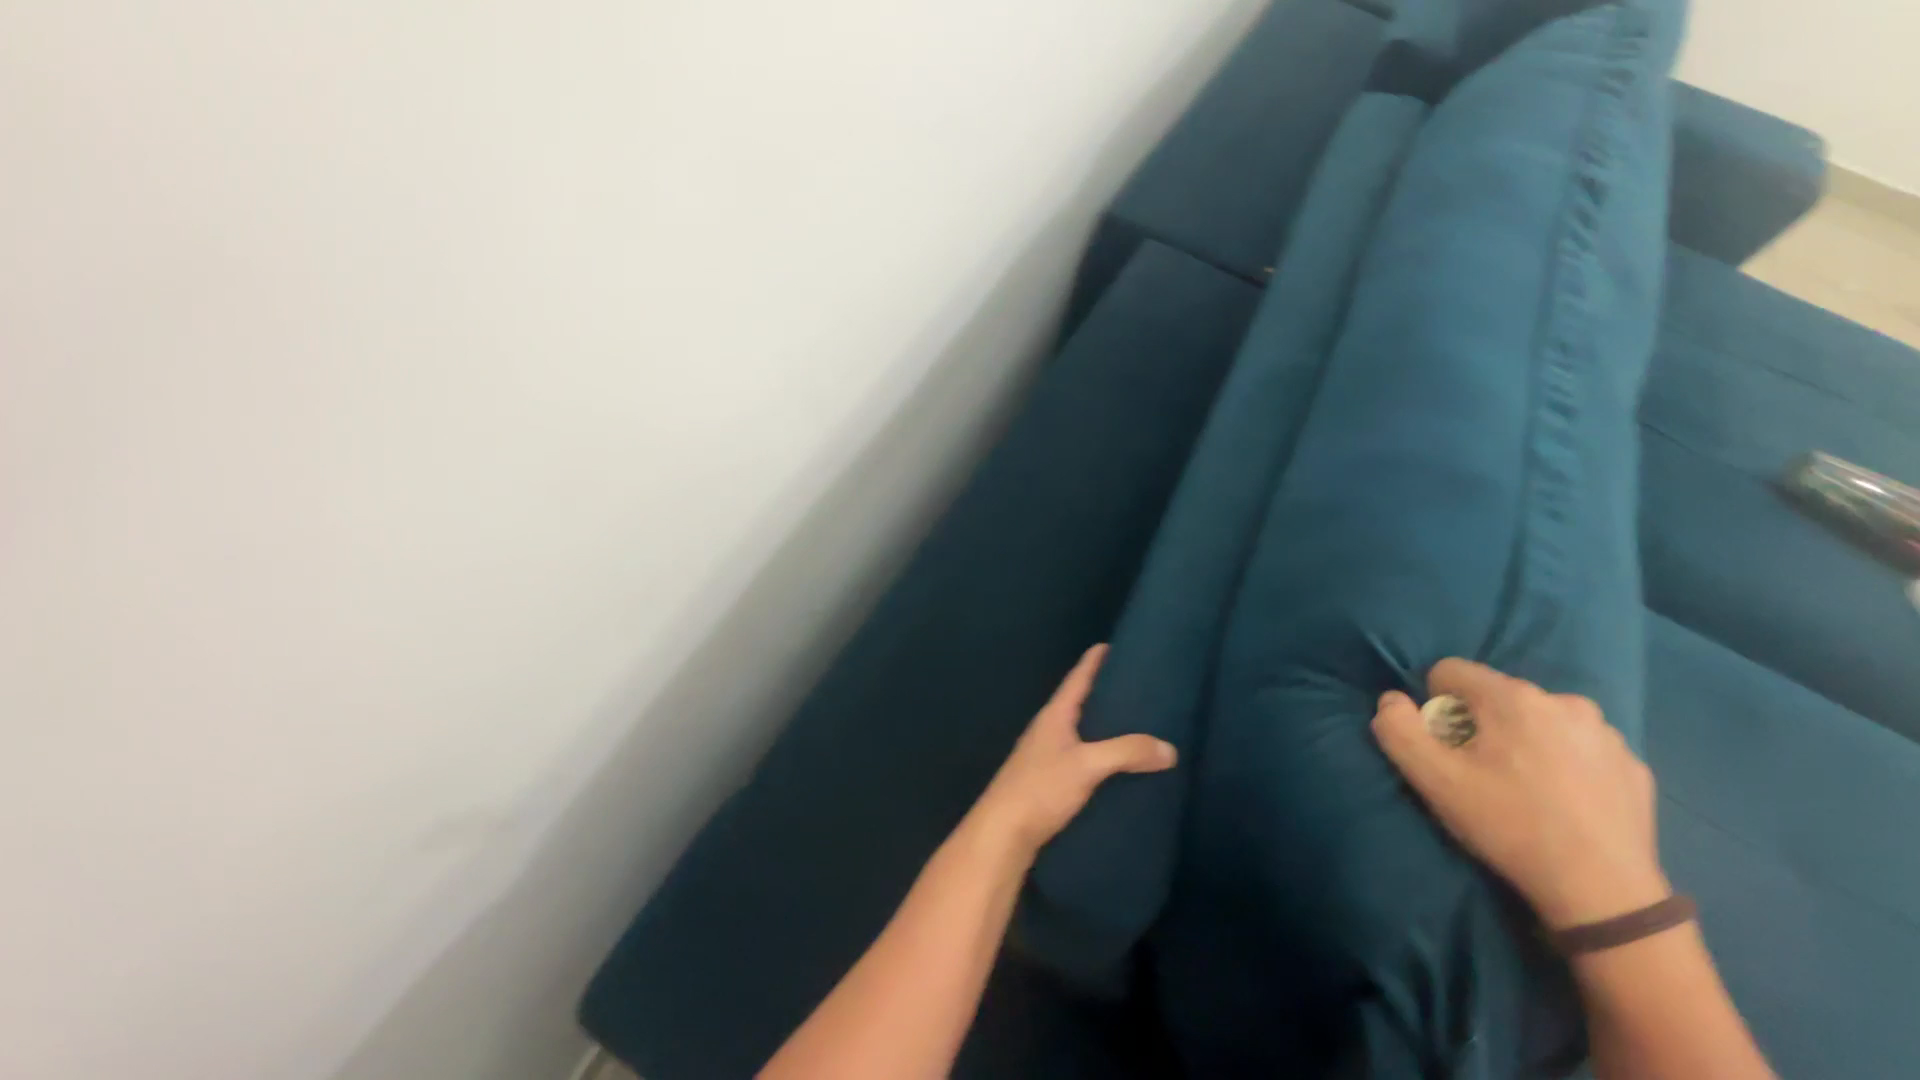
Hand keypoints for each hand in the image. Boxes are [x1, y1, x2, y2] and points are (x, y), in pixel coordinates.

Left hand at [969, 645, 1177, 855]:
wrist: (1002, 834)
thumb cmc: (1040, 788)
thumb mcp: (1087, 765)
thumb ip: (1127, 752)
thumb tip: (1169, 749)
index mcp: (1054, 716)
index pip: (1077, 678)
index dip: (1094, 661)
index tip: (1113, 644)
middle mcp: (1048, 731)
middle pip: (1080, 703)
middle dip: (1106, 694)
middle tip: (1139, 686)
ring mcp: (1046, 757)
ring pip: (1081, 733)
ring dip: (1104, 728)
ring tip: (1137, 726)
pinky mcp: (1049, 783)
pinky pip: (1081, 759)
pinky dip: (1101, 756)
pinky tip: (1119, 767)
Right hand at [1372, 659, 1668, 927]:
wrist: (1601, 890)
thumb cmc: (1509, 826)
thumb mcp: (1434, 781)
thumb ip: (1398, 730)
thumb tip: (1391, 700)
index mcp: (1513, 698)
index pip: (1450, 671)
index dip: (1436, 706)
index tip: (1446, 748)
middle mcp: (1564, 701)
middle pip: (1497, 696)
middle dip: (1481, 725)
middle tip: (1482, 775)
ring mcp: (1606, 733)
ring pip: (1542, 721)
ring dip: (1525, 742)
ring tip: (1526, 790)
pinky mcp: (1633, 765)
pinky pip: (1581, 749)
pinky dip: (1565, 764)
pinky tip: (1565, 803)